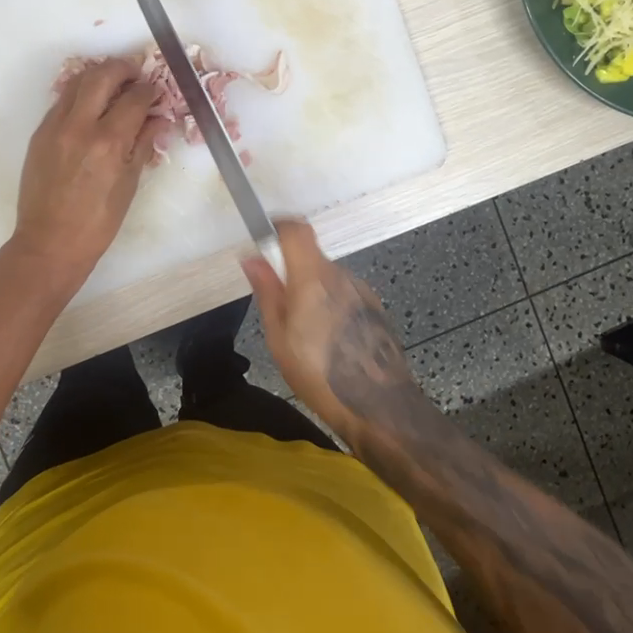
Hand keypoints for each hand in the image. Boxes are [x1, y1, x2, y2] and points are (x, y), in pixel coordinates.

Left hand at [8, 58, 168, 292]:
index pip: (133, 99)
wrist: (50, 242)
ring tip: (113, 83)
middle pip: (101, 76)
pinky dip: (80, 96)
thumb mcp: (129, 184)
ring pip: (77, 83)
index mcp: (107, 142)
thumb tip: (156, 120)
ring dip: (98, 76)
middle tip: (135, 73)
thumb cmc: (97, 222)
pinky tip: (91, 106)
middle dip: (122, 69)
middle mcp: (79, 126)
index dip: (148, 90)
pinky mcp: (39, 134)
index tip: (154, 91)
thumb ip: (142, 145)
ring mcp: (54, 127)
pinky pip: (62, 102)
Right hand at [242, 220, 418, 440]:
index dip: (279, 227)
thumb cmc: (319, 374)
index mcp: (312, 277)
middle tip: (281, 310)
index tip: (265, 240)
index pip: (297, 230)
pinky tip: (331, 342)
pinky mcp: (376, 308)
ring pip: (330, 279)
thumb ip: (268, 292)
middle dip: (293, 273)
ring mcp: (362, 291)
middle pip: (312, 257)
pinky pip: (347, 296)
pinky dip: (333, 307)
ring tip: (307, 336)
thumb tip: (252, 259)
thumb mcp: (279, 338)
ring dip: (315, 294)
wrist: (379, 405)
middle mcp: (340, 276)